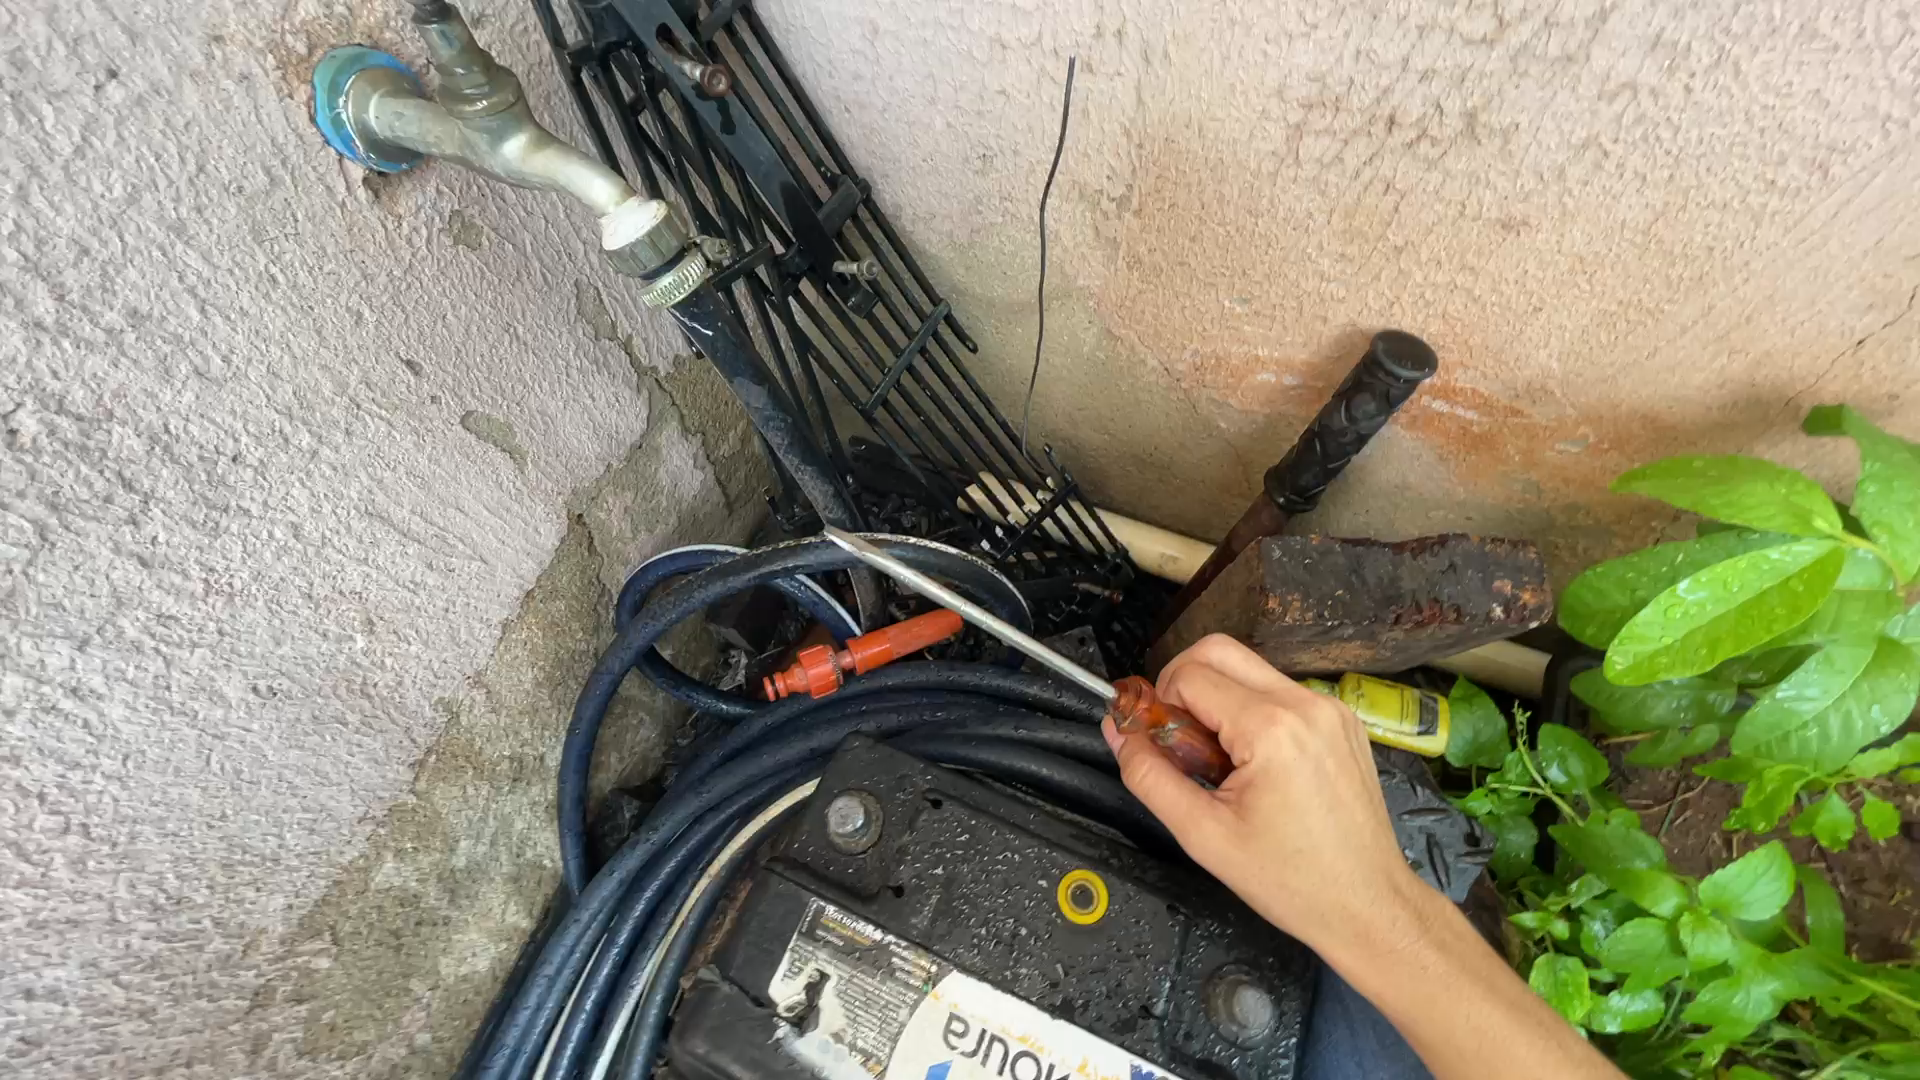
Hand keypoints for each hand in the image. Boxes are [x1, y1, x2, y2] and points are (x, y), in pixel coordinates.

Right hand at [1103, 634, 1425, 955]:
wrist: (1371, 909)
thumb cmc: (1290, 880)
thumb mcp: (1201, 834)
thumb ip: (1146, 774)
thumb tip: (1116, 729)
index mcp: (1271, 728)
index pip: (1189, 675)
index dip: (1159, 703)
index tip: (1160, 743)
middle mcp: (1305, 704)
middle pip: (1218, 649)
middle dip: (1181, 681)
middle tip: (1176, 731)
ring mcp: (1328, 707)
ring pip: (1247, 666)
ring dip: (1215, 695)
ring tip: (1214, 753)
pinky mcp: (1340, 718)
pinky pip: (1276, 688)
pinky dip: (1248, 706)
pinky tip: (1249, 757)